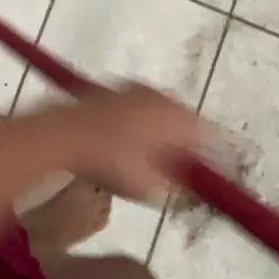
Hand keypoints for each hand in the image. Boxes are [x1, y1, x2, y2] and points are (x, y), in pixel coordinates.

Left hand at [63, 84, 204, 201]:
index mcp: (176, 114)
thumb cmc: (114, 161)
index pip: (208, 134)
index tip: (212, 178)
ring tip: (154, 161)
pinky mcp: (111, 90)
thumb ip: (179, 187)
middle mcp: (158, 95)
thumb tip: (191, 189)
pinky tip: (129, 146)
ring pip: (159, 112)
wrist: (65, 132)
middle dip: (186, 143)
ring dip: (162, 133)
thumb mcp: (152, 187)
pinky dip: (141, 125)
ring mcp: (133, 88)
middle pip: (184, 119)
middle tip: (183, 171)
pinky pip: (138, 108)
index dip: (213, 157)